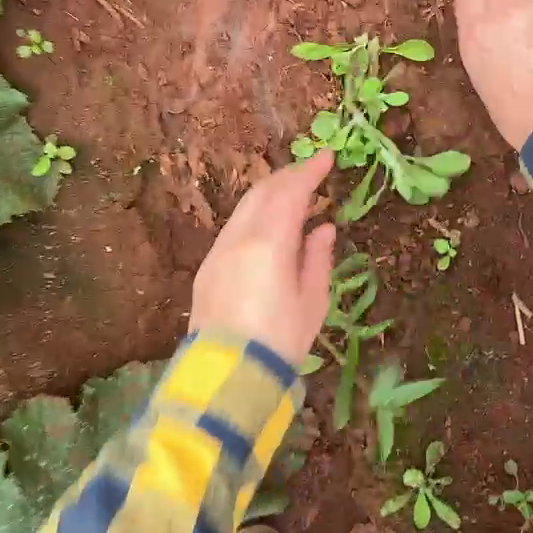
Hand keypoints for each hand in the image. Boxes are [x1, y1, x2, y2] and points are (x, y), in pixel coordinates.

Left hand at [189, 151, 336, 366]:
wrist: (228, 375)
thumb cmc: (280, 341)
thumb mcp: (312, 303)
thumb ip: (317, 259)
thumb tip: (323, 229)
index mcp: (268, 244)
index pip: (289, 193)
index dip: (309, 172)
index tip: (326, 157)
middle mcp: (238, 240)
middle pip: (261, 193)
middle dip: (286, 178)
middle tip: (310, 173)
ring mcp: (217, 253)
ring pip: (243, 210)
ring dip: (268, 196)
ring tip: (293, 197)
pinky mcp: (206, 270)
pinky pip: (233, 230)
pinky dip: (254, 217)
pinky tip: (269, 228)